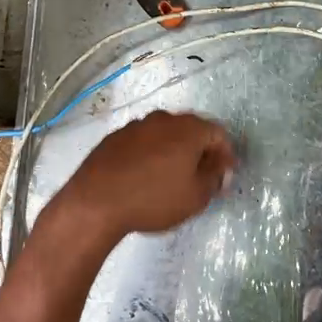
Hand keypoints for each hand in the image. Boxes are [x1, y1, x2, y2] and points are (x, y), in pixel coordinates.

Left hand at [53, 111, 236, 240]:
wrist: (95, 202)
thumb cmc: (153, 199)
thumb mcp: (195, 196)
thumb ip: (215, 178)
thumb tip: (222, 167)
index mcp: (189, 129)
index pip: (219, 134)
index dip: (226, 155)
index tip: (225, 176)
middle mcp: (165, 119)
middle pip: (192, 131)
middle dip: (200, 152)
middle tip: (201, 177)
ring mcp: (137, 125)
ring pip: (165, 136)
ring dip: (173, 152)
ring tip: (170, 179)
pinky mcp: (115, 137)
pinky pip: (142, 143)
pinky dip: (150, 155)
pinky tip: (143, 177)